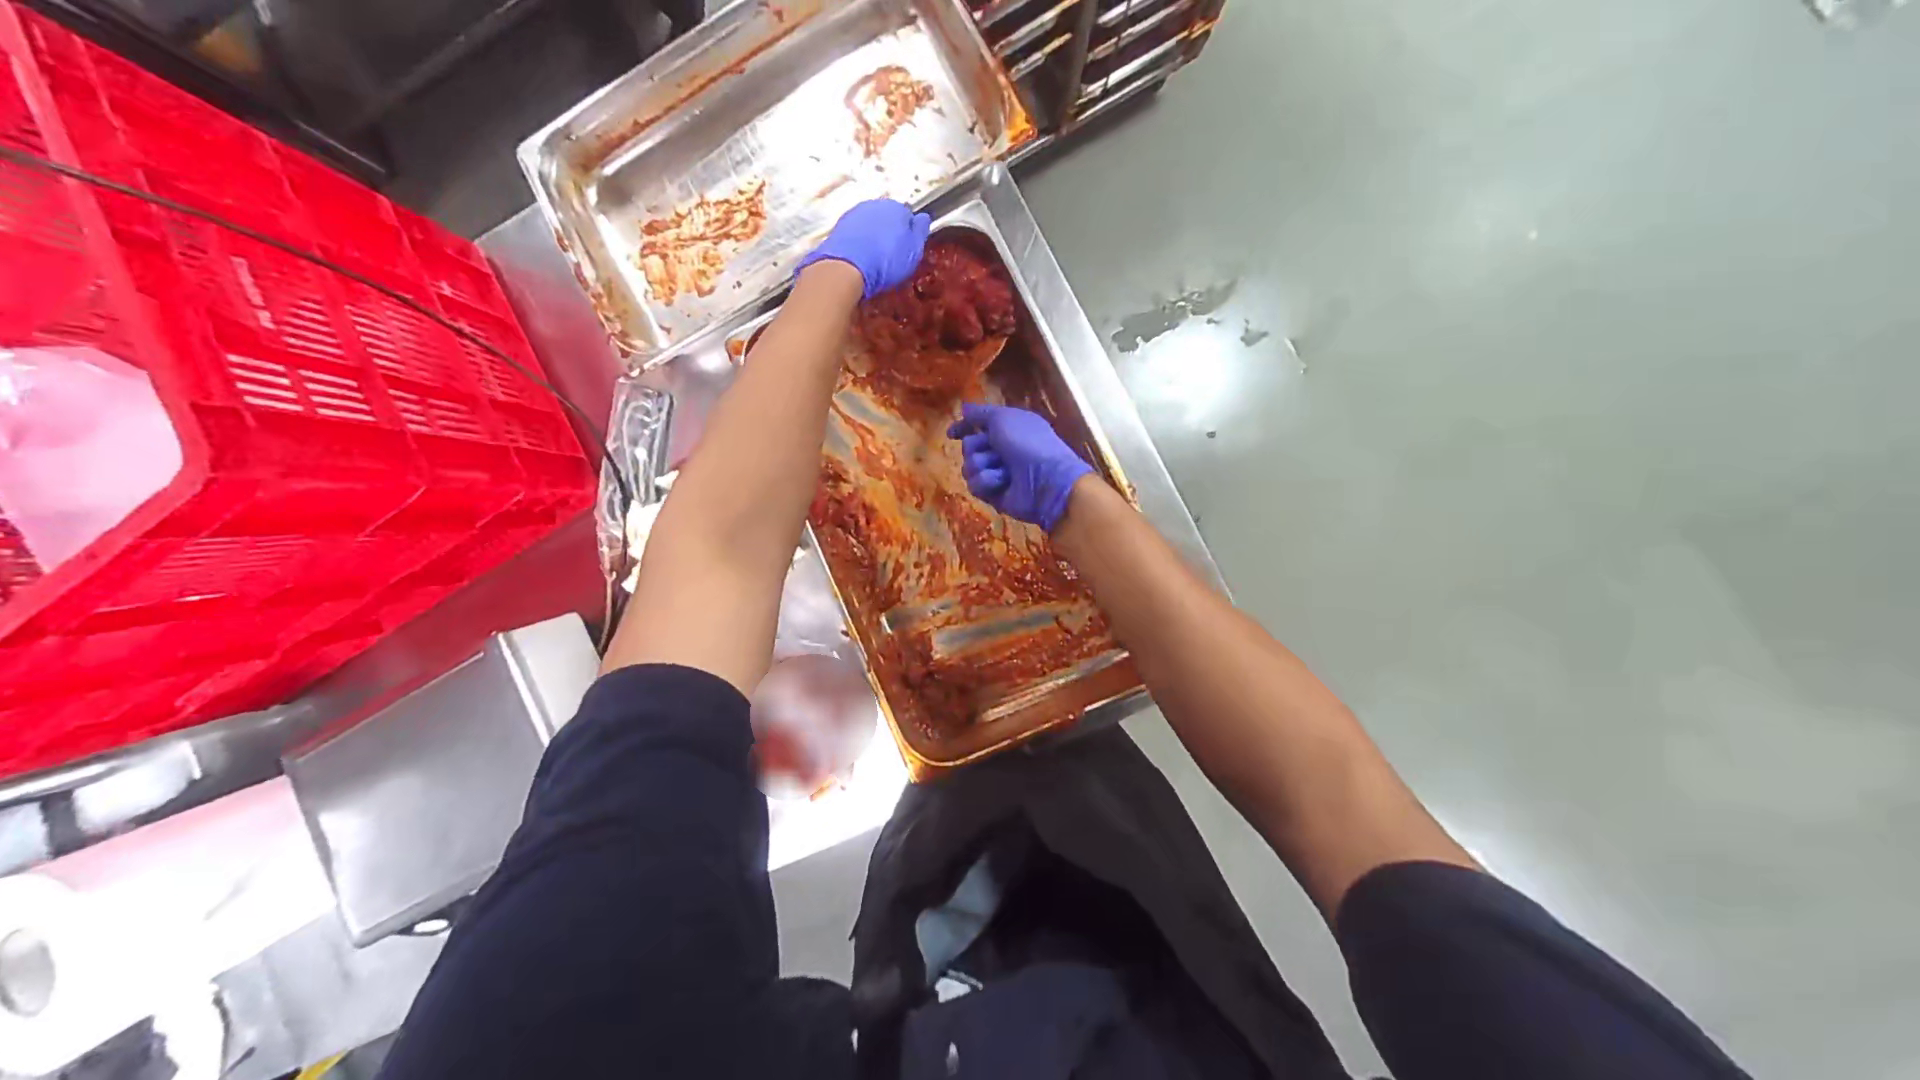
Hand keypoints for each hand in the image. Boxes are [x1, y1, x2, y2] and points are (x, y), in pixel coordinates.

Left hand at [794, 199, 930, 298]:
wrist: (847, 268)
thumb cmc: (886, 261)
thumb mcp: (914, 251)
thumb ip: (921, 232)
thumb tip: (924, 218)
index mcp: (897, 208)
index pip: (908, 217)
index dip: (909, 234)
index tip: (907, 250)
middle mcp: (875, 205)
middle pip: (887, 219)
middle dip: (889, 234)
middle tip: (890, 257)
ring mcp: (855, 214)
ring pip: (870, 225)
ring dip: (873, 238)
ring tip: (874, 261)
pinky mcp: (839, 227)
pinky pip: (855, 235)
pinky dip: (858, 244)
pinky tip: (860, 260)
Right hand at [946, 403, 1093, 530]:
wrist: (1046, 482)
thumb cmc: (1028, 444)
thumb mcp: (1004, 419)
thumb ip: (981, 413)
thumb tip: (965, 408)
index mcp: (1007, 428)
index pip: (977, 426)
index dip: (964, 428)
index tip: (952, 433)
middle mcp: (1001, 449)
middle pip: (968, 446)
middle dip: (977, 448)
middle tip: (995, 451)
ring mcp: (997, 472)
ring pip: (969, 467)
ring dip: (984, 466)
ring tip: (1004, 470)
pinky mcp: (993, 493)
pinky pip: (975, 485)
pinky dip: (988, 482)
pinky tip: (1002, 483)